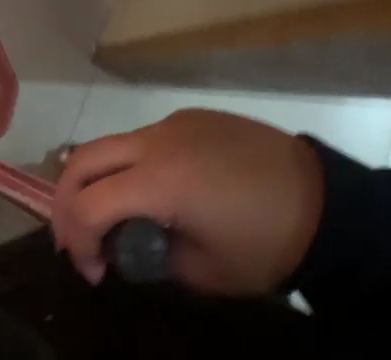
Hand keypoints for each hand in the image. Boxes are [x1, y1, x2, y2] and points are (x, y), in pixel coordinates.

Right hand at [51, 109, 323, 293]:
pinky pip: (145, 138)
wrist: (324, 200)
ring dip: (97, 179)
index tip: (96, 273)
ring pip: (112, 143)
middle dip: (67, 201)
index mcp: (159, 180)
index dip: (77, 241)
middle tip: (77, 239)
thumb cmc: (264, 244)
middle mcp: (157, 141)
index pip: (87, 204)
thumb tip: (126, 246)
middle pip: (84, 159)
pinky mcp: (193, 117)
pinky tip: (152, 193)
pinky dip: (130, 165)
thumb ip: (151, 256)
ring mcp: (175, 122)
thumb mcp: (204, 271)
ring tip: (110, 217)